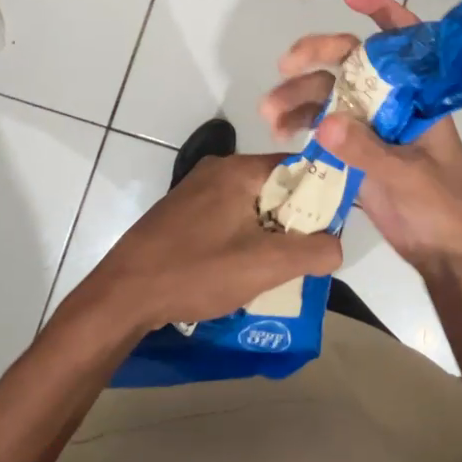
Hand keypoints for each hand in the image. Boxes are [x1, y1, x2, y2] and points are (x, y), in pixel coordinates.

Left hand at [76, 152, 342, 331]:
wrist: (124, 294)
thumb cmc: (197, 271)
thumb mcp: (266, 265)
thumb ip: (314, 251)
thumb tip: (337, 244)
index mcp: (239, 169)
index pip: (298, 167)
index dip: (322, 196)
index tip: (332, 230)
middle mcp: (219, 170)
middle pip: (276, 187)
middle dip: (295, 221)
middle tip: (308, 256)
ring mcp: (196, 191)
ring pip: (252, 206)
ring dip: (269, 234)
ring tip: (280, 269)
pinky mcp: (182, 214)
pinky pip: (228, 218)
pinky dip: (244, 239)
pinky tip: (244, 271)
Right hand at [259, 0, 461, 274]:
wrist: (445, 254)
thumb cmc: (444, 207)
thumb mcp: (409, 177)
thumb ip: (367, 151)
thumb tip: (324, 123)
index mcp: (417, 97)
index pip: (405, 41)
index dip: (383, 12)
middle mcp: (391, 103)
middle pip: (352, 64)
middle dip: (317, 55)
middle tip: (286, 63)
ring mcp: (371, 127)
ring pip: (330, 95)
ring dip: (298, 96)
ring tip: (268, 112)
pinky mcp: (355, 152)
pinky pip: (323, 127)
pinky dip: (301, 124)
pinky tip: (280, 132)